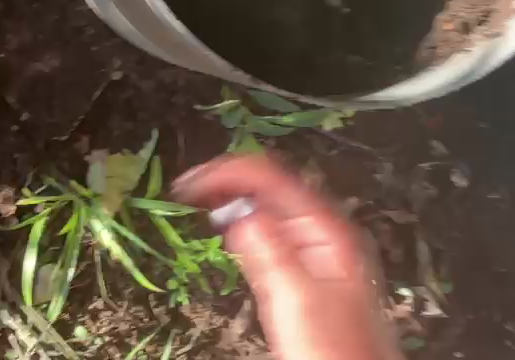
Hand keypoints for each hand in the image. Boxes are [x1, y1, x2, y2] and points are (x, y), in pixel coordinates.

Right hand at [174, 154, 397, 359]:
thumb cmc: (328, 353)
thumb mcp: (294, 299)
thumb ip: (266, 248)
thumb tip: (235, 210)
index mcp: (326, 230)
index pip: (270, 177)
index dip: (226, 173)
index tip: (189, 185)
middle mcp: (322, 232)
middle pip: (268, 184)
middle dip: (226, 180)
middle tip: (186, 189)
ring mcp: (314, 250)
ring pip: (265, 203)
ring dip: (230, 196)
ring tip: (196, 199)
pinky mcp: (302, 269)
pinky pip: (267, 227)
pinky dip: (240, 218)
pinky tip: (223, 224)